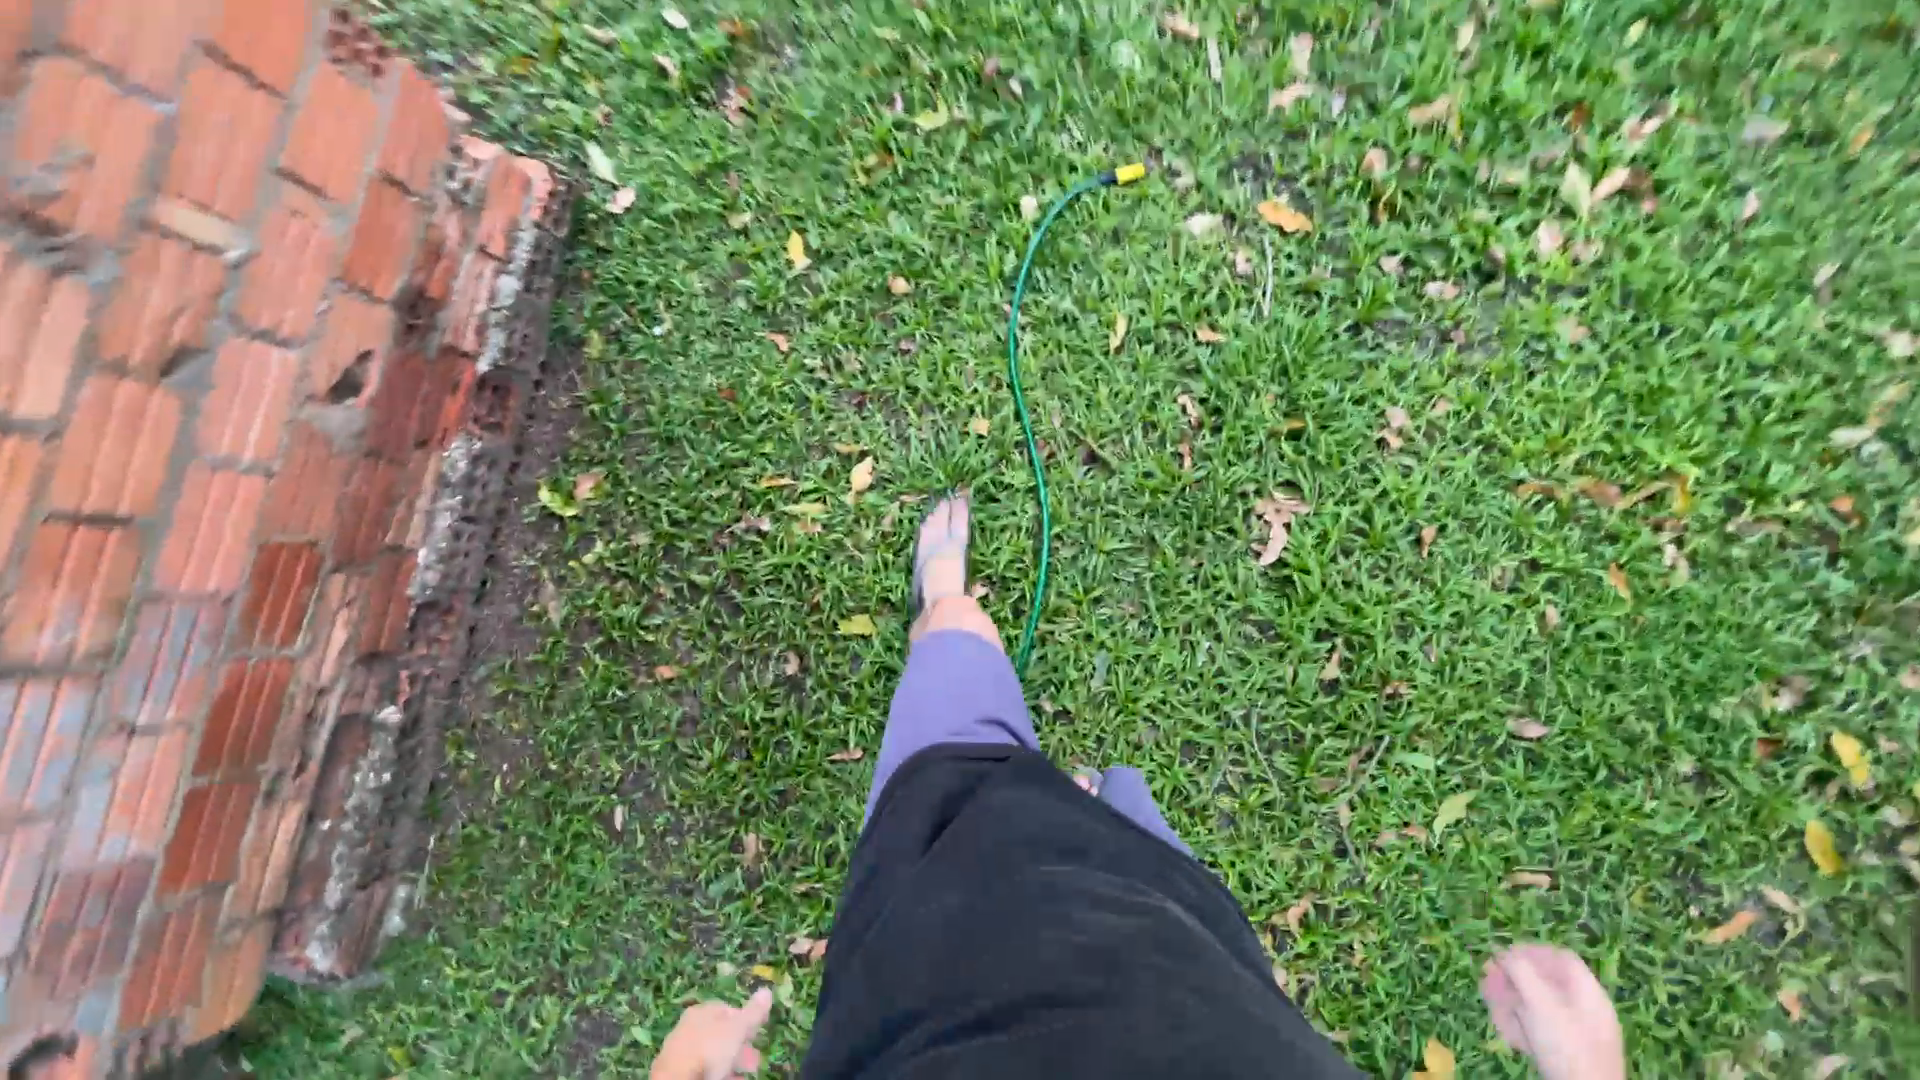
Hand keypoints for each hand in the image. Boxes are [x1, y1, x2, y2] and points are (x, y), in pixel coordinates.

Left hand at [649, 987, 773, 1079]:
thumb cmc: (709, 1049)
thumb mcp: (737, 1028)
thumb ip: (753, 1012)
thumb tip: (766, 991)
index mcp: (701, 1011)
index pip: (727, 1010)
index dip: (745, 1021)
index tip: (758, 1033)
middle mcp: (689, 1027)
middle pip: (720, 1034)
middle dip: (740, 1046)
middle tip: (754, 1059)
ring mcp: (681, 1051)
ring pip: (712, 1054)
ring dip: (731, 1063)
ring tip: (745, 1074)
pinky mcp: (677, 1072)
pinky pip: (703, 1070)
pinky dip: (719, 1073)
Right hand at [1480, 945, 1624, 1079]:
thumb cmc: (1566, 1046)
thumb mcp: (1540, 1004)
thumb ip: (1520, 971)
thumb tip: (1501, 951)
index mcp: (1588, 993)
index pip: (1560, 957)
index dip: (1530, 950)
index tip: (1503, 954)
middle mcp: (1586, 1009)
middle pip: (1545, 981)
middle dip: (1512, 977)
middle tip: (1487, 976)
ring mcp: (1578, 1032)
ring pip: (1538, 1005)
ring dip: (1510, 999)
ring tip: (1490, 1001)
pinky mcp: (1568, 1052)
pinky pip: (1541, 1028)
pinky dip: (1520, 1023)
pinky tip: (1506, 1029)